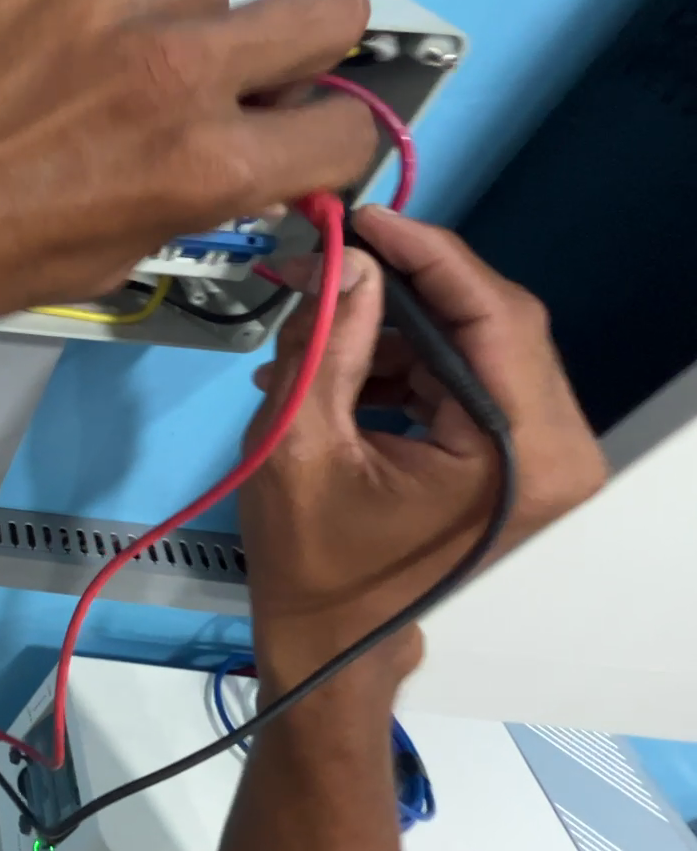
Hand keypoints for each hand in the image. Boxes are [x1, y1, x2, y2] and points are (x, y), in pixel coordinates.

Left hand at [0, 0, 378, 356]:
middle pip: (325, 8)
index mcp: (197, 164)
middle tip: (232, 91)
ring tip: (84, 95)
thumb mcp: (98, 264)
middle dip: (297, 56)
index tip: (282, 152)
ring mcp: (93, 10)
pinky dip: (72, 33)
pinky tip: (14, 78)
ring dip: (166, 43)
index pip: (341, 133)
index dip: (316, 152)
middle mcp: (166, 69)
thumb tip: (233, 165)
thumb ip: (186, 203)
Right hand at [239, 207, 606, 694]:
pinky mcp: (498, 456)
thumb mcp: (298, 444)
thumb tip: (342, 264)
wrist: (328, 634)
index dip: (427, 254)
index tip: (357, 217)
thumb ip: (325, 350)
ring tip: (300, 337)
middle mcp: (553, 444)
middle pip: (488, 326)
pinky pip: (448, 381)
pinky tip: (322, 373)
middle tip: (316, 263)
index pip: (495, 317)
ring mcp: (531, 452)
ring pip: (464, 349)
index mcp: (523, 450)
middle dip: (396, 287)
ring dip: (381, 329)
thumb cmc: (310, 553)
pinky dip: (386, 365)